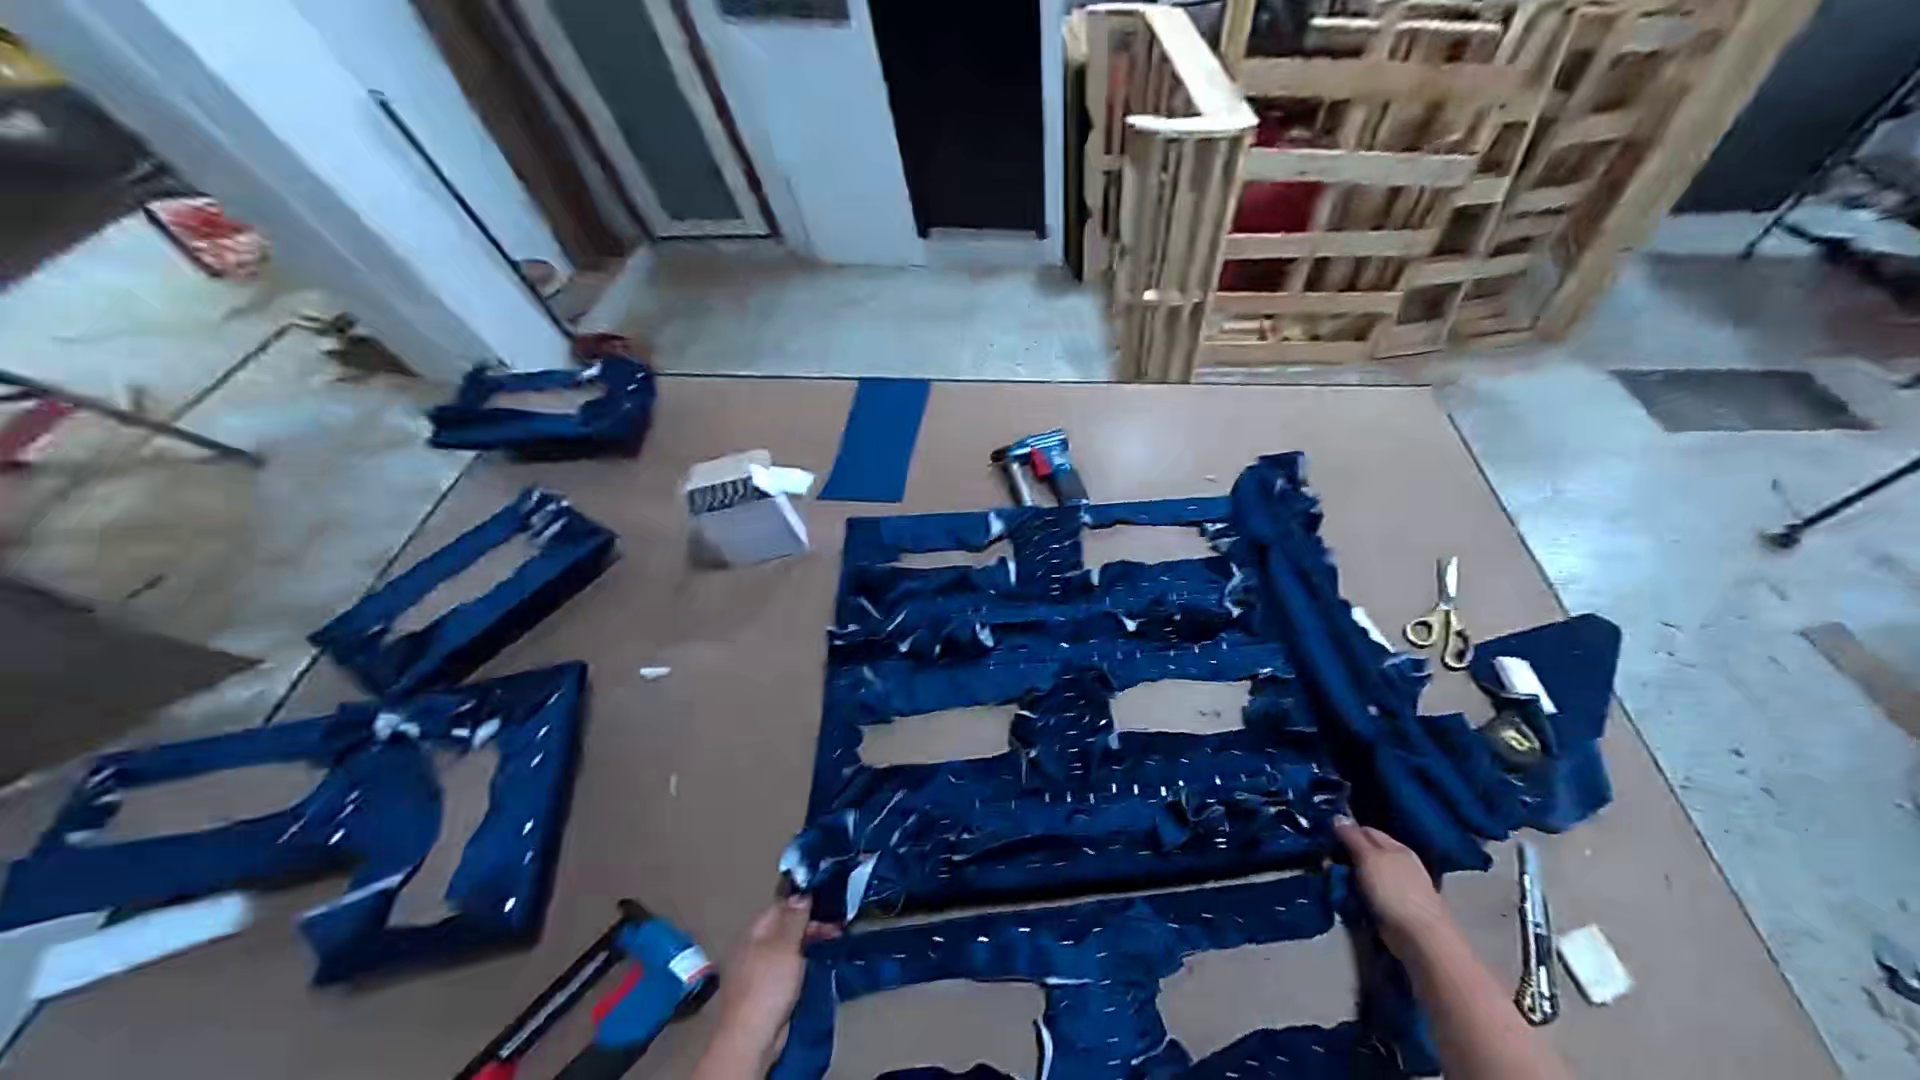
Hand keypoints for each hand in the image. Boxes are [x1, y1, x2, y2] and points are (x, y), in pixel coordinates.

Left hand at [713, 896, 839, 1044]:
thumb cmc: (768, 984)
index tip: (827, 903)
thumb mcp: (784, 945)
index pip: (780, 906)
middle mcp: (755, 948)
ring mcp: (760, 971)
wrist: (751, 1037)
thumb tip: (802, 894)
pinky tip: (817, 964)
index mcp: (754, 933)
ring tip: (833, 942)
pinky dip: (803, 962)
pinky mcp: (768, 991)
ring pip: (789, 948)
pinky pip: (788, 967)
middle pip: (785, 927)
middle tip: (837, 927)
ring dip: (810, 943)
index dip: (803, 902)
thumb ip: (794, 918)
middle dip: (810, 924)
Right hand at [1335, 817, 1450, 951]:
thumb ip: (1351, 836)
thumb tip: (1337, 816)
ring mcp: (1398, 886)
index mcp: (1396, 847)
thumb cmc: (1393, 890)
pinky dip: (1357, 894)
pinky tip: (1347, 897)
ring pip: (1365, 874)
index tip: (1326, 839)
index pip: (1366, 831)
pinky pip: (1369, 893)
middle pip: (1365, 852)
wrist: (1419, 936)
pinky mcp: (1394, 907)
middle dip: (1345, 856)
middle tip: (1326, 862)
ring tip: (1333, 881)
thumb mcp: (1368, 857)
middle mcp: (1398, 864)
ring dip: (1349, 877)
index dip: (1346, 832)